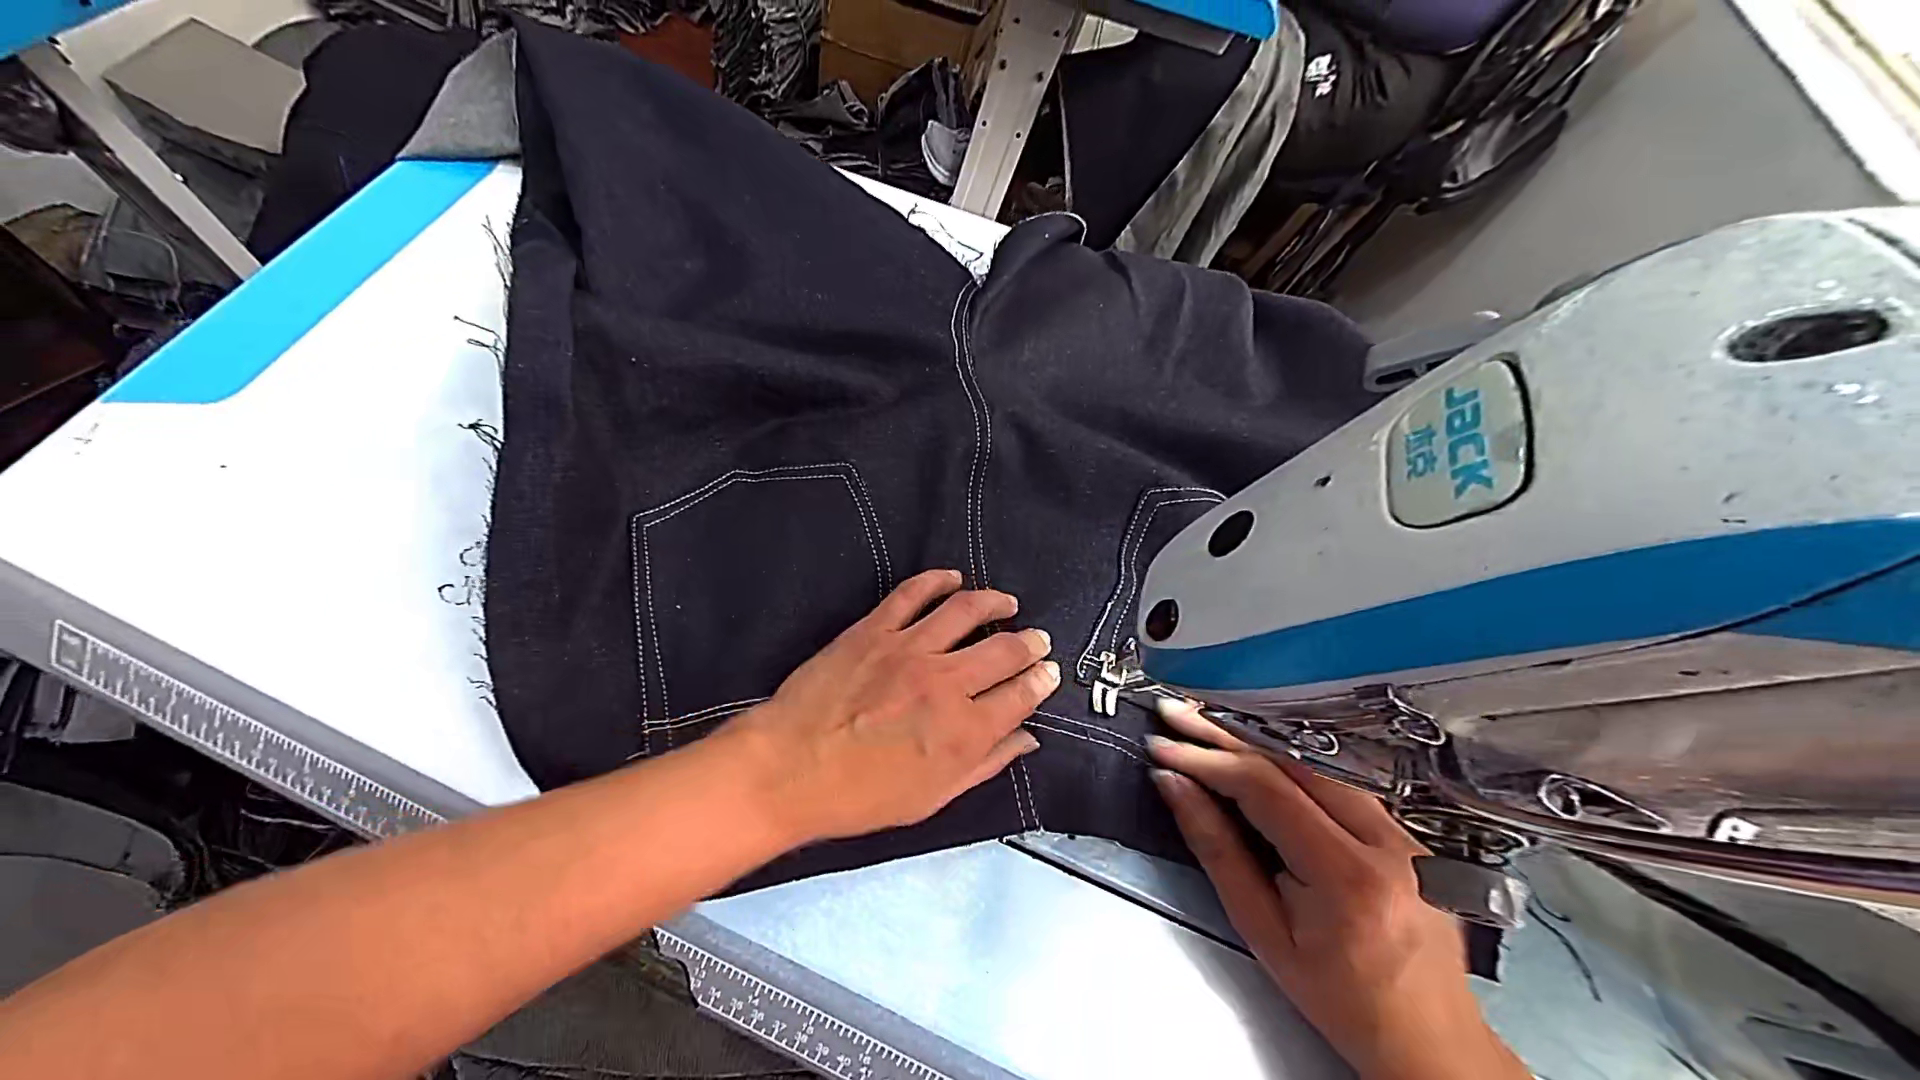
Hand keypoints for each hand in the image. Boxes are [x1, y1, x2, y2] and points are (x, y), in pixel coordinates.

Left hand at [714, 569, 1057, 845]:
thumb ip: (985, 764)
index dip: (1041, 682)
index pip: (1022, 696)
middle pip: (1006, 650)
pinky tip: (953, 579)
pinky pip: (914, 593)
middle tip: (1037, 641)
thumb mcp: (932, 797)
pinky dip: (938, 580)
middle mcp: (945, 684)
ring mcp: (909, 650)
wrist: (788, 770)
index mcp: (963, 732)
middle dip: (1031, 644)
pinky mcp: (875, 629)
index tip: (1047, 674)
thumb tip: (1025, 740)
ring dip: (997, 602)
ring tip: (1008, 602)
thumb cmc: (859, 796)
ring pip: (968, 610)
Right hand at [1147, 701, 1528, 1079]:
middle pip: (1290, 761)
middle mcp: (1388, 844)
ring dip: (1253, 740)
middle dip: (1223, 733)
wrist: (1428, 1039)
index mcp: (1349, 878)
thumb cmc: (1341, 1000)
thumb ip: (1216, 851)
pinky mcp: (1406, 831)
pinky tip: (1253, 751)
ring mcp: (1405, 833)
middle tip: (1176, 714)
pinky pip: (1336, 780)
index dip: (1207, 760)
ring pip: (1314, 762)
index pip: (1265, 790)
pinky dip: (1285, 761)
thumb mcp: (1262, 931)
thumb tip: (1175, 788)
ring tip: (1203, 724)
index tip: (1164, 748)